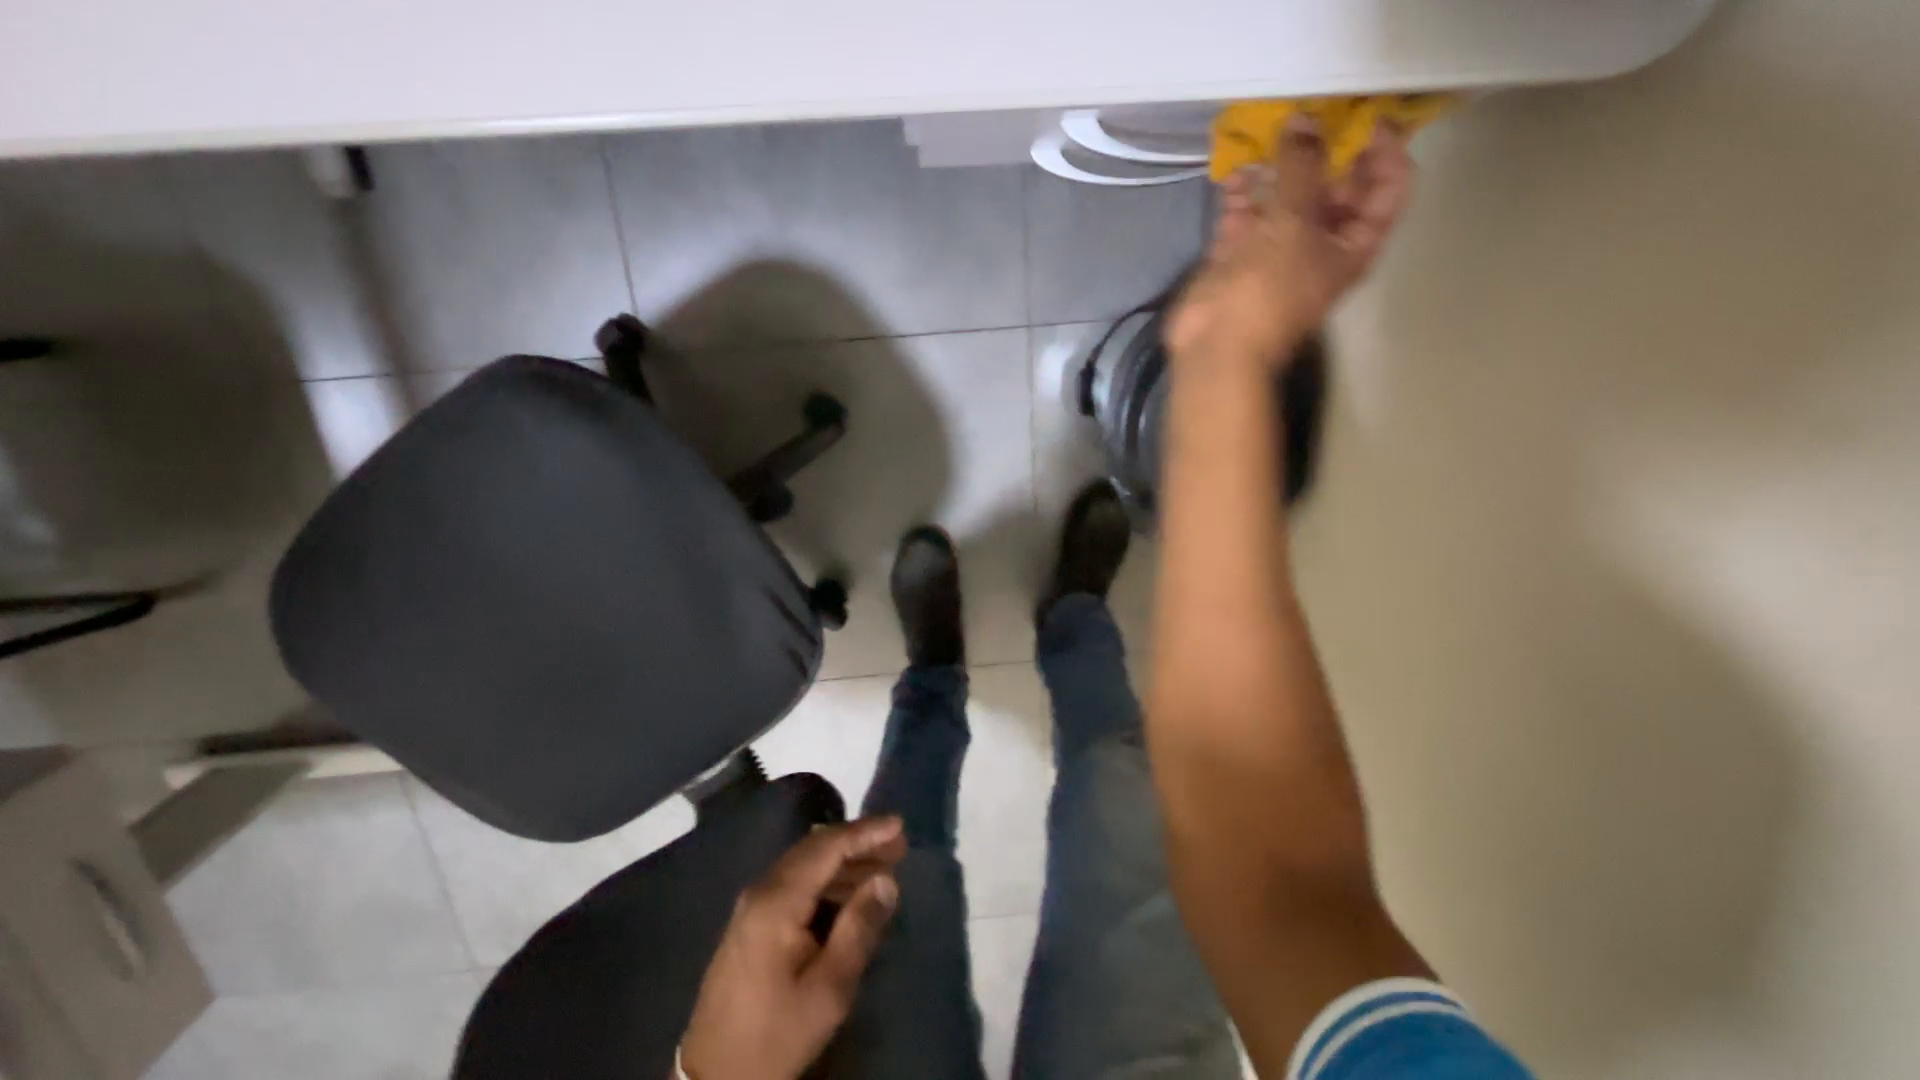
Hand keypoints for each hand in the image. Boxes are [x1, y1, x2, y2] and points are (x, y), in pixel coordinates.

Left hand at [678, 816, 907, 1079]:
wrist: (715, 1076)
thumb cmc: (776, 1033)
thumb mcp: (829, 988)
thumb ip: (858, 928)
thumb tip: (885, 880)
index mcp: (777, 901)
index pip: (826, 847)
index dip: (864, 833)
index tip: (899, 825)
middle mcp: (760, 893)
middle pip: (813, 850)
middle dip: (857, 843)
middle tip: (898, 846)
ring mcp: (750, 909)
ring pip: (803, 868)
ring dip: (843, 864)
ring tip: (883, 870)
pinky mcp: (749, 927)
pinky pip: (793, 886)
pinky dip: (825, 882)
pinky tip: (849, 896)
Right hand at [1166, 118, 1413, 368]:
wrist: (1217, 344)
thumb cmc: (1269, 288)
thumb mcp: (1295, 222)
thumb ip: (1301, 166)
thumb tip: (1305, 118)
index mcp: (1355, 241)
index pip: (1389, 185)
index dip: (1385, 147)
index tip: (1363, 114)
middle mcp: (1322, 240)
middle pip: (1335, 183)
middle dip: (1324, 145)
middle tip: (1308, 106)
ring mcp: (1278, 246)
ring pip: (1286, 193)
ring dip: (1278, 162)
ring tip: (1267, 124)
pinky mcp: (1240, 250)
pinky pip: (1246, 209)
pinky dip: (1241, 187)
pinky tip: (1234, 160)